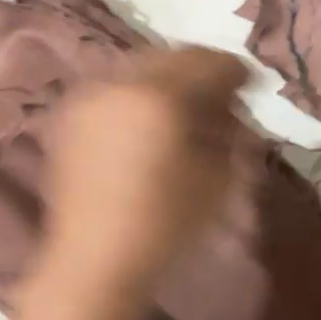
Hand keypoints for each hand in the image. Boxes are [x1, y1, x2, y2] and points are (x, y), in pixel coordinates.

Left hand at [25, 46, 248, 306]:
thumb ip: (230, 132)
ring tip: (185, 112)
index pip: (207, 60)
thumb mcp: (218, 178)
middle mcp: (118, 83)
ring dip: (168, 82)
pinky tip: (151, 124)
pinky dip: (139, 96)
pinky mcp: (69, 117)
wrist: (95, 262)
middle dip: (200, 71)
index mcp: (159, 95)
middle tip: (221, 97)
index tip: (251, 84)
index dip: (234, 69)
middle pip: (170, 57)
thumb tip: (232, 110)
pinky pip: (115, 91)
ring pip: (139, 70)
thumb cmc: (167, 225)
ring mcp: (88, 98)